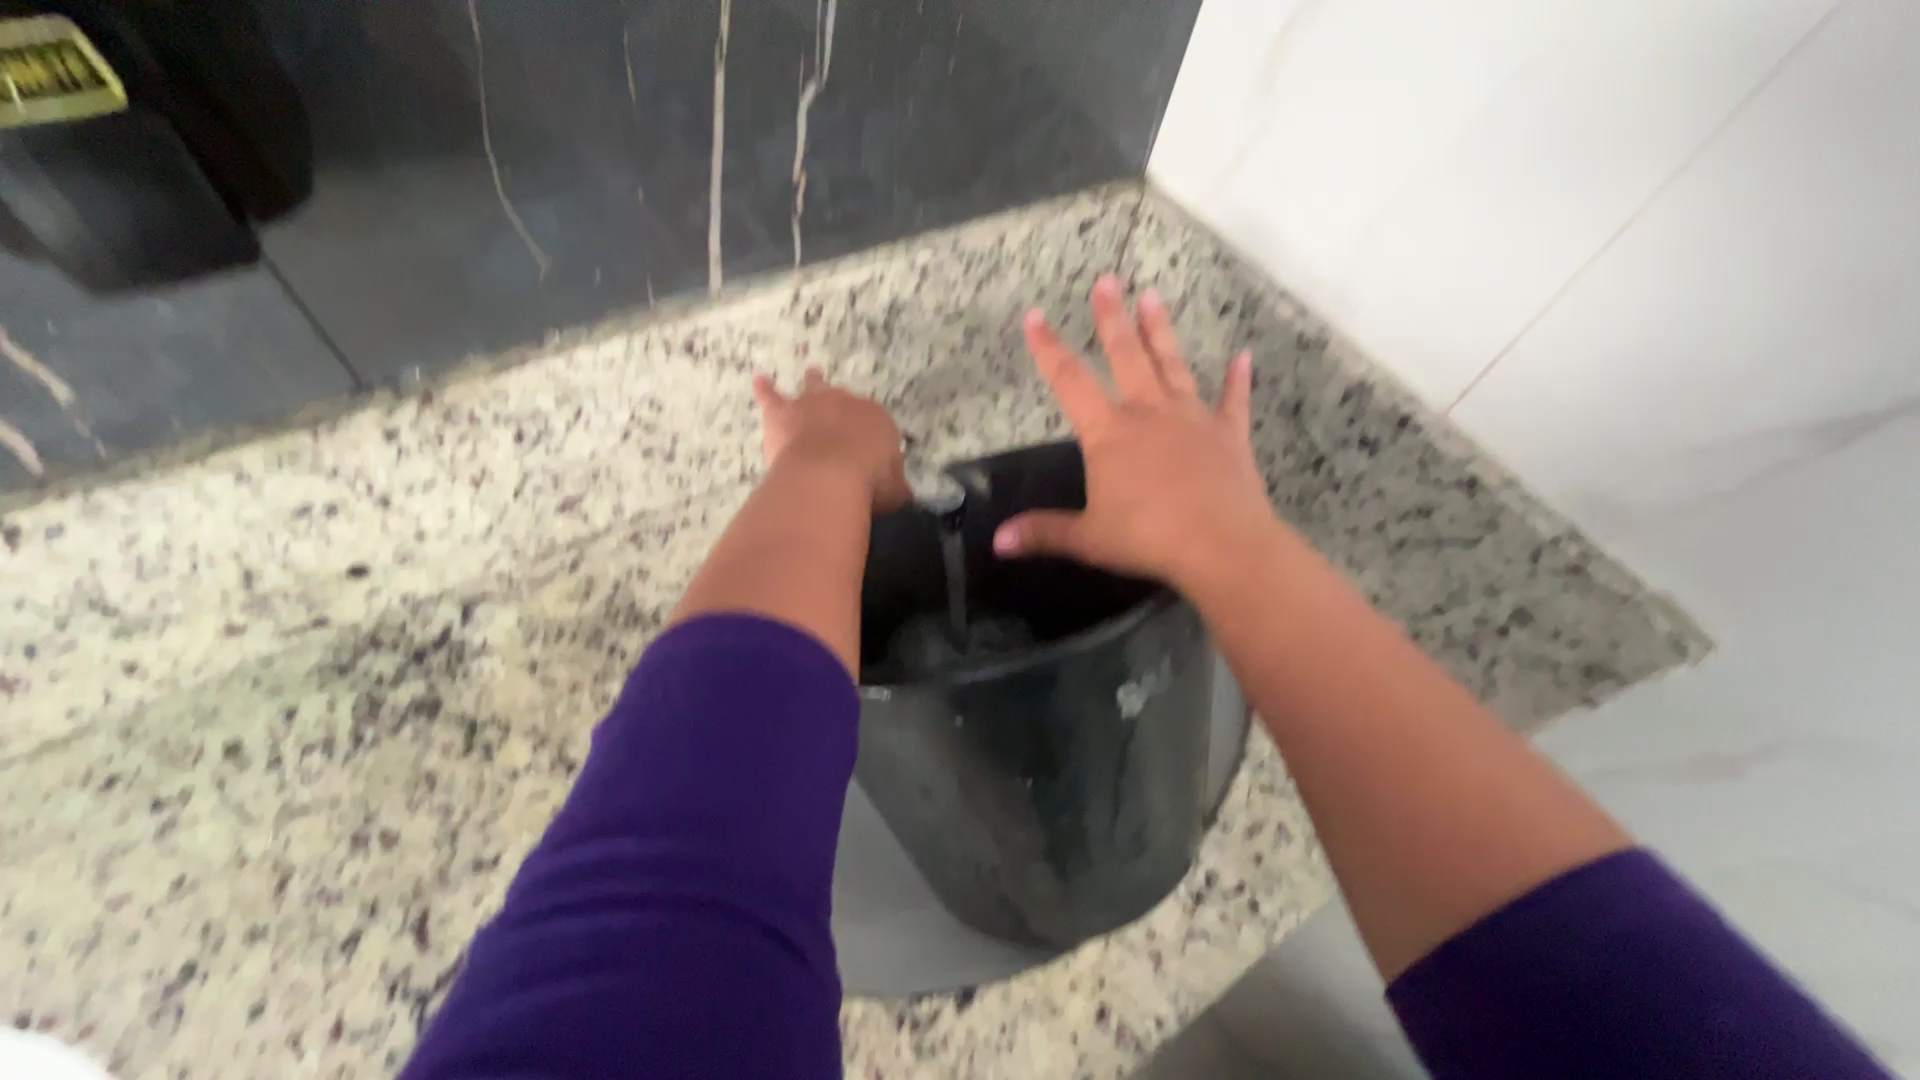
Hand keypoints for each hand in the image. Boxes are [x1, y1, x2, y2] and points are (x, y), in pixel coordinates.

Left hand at [751, 367, 910, 510]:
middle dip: (844, 406)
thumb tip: (902, 496)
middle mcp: (846, 403)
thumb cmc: (867, 484)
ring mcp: (813, 403)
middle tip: (843, 412)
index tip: (869, 455)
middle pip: (845, 400)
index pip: (875, 424)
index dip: (870, 439)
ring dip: (813, 381)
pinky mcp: (782, 413)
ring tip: (812, 371)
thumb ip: (896, 489)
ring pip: (813, 387)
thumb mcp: (894, 491)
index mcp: (878, 420)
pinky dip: (765, 389)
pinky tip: (759, 379)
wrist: (828, 475)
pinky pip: (771, 396)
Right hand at [993, 275, 1278, 587]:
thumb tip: (998, 541)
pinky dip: (1237, 380)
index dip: (1048, 348)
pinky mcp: (1228, 435)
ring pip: (1173, 365)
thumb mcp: (1088, 538)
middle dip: (1111, 317)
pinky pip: (1232, 401)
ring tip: (1152, 296)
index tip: (1035, 315)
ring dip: (1161, 331)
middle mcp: (1147, 413)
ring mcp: (1191, 419)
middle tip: (1107, 280)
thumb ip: (1044, 532)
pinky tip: (1243, 358)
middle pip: (1126, 355)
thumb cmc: (1147, 537)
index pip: (1069, 381)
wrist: (1220, 543)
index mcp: (1108, 434)